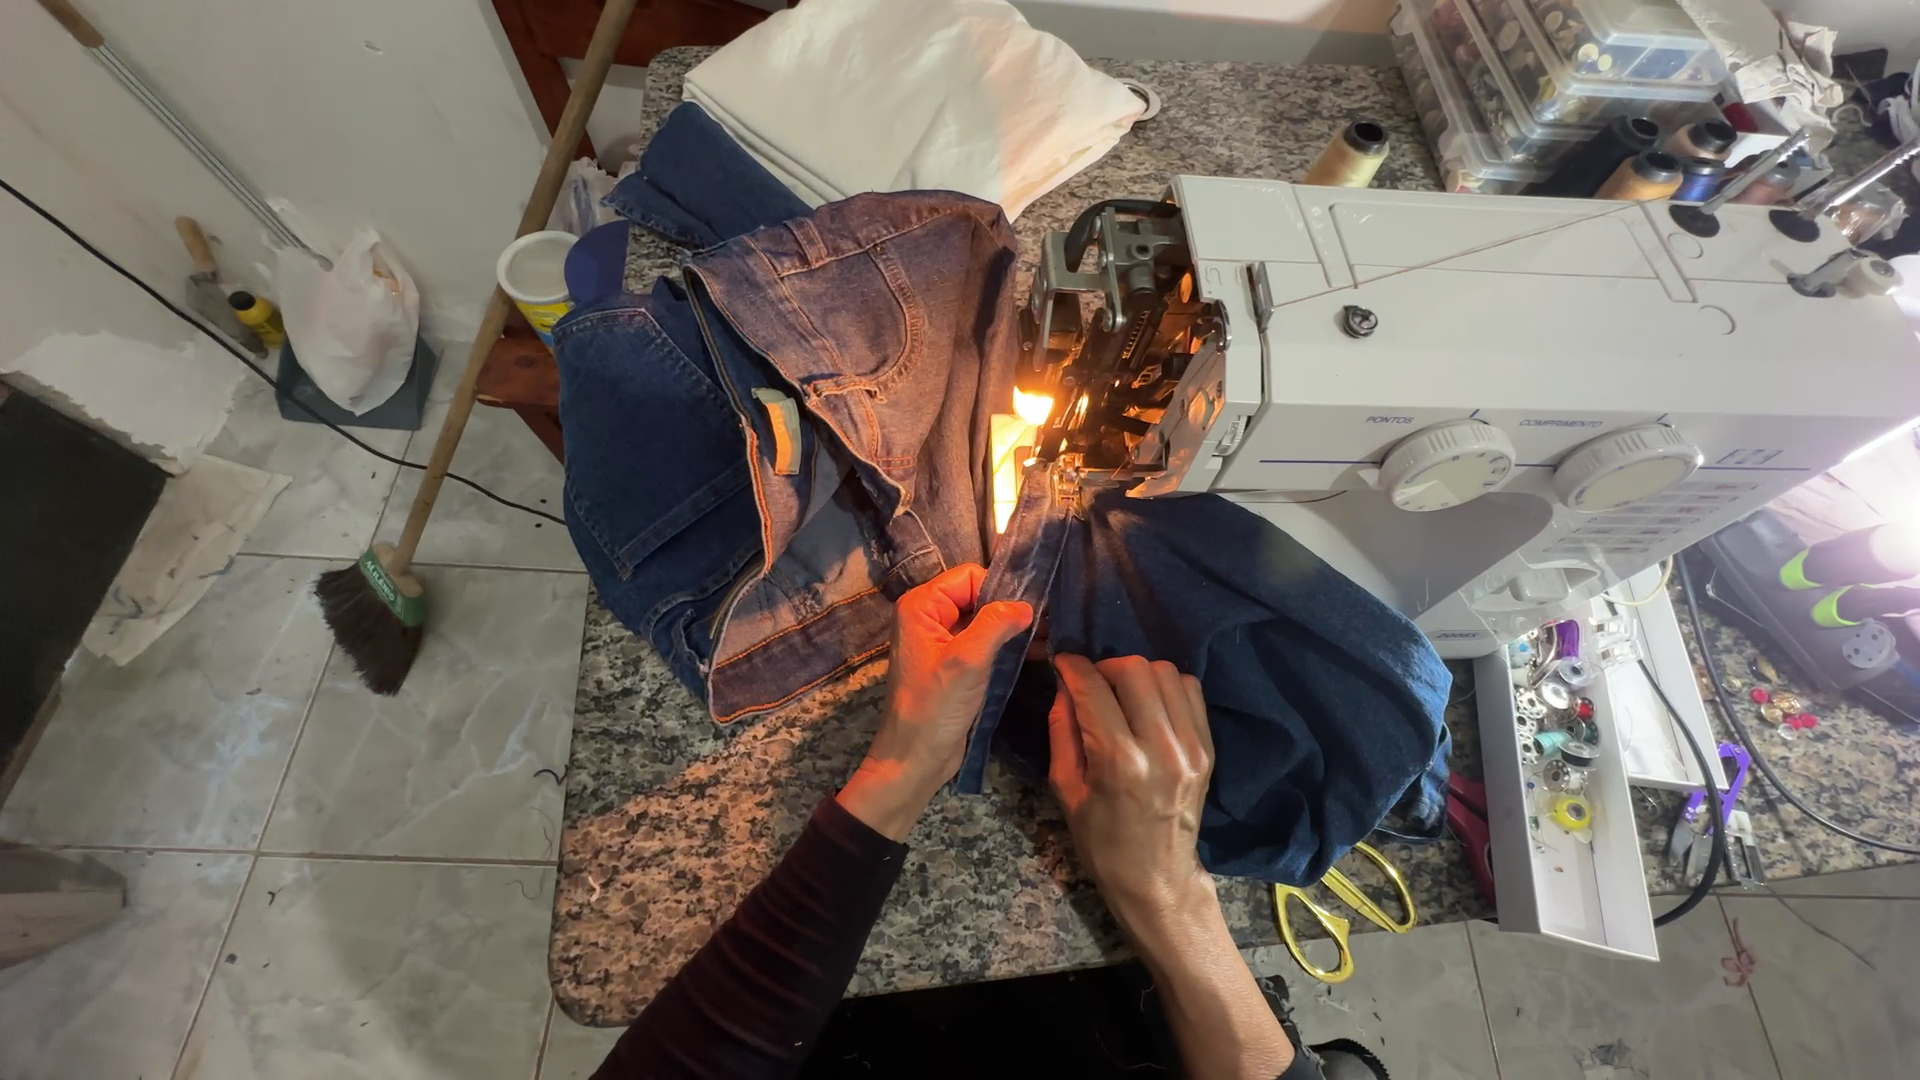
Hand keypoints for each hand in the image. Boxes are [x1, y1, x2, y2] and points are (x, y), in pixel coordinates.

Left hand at [837, 564, 1032, 839]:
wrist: (915, 759)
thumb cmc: (935, 707)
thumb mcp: (968, 660)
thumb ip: (996, 624)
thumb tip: (1027, 605)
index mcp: (922, 606)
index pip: (969, 576)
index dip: (999, 589)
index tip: (1031, 608)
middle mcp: (929, 617)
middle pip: (977, 595)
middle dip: (1010, 607)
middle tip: (1048, 622)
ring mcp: (941, 641)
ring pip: (983, 619)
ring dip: (1012, 628)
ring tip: (1049, 637)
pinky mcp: (954, 663)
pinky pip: (983, 642)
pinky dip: (1006, 645)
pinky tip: (1034, 652)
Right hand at [1047, 654, 1216, 936]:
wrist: (1157, 878)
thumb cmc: (1101, 840)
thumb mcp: (1064, 787)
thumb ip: (1062, 728)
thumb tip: (1065, 684)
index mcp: (1119, 761)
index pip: (1093, 688)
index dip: (1073, 667)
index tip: (1063, 663)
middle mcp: (1161, 747)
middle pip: (1133, 669)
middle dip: (1105, 666)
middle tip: (1092, 683)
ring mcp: (1191, 746)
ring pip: (1164, 672)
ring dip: (1136, 674)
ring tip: (1121, 693)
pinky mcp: (1208, 747)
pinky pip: (1189, 689)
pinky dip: (1164, 685)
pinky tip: (1148, 703)